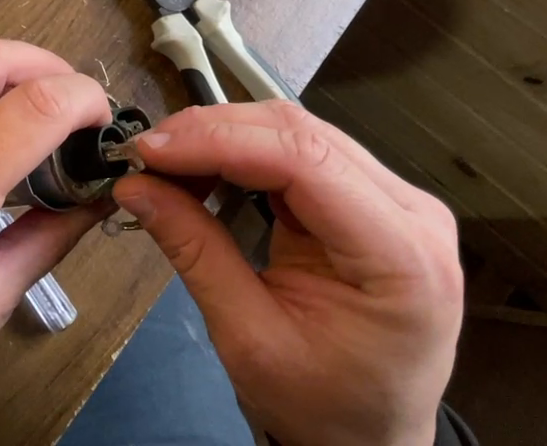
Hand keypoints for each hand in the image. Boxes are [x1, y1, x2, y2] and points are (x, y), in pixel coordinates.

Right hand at [112, 101, 462, 445]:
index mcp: (402, 257)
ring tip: (167, 159)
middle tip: (147, 153)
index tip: (150, 149)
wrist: (373, 442)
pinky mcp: (372, 196)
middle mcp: (412, 213)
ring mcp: (396, 199)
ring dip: (223, 135)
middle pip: (301, 135)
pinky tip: (203, 166)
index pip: (305, 162)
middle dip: (213, 132)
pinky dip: (241, 151)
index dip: (220, 142)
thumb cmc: (322, 406)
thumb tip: (134, 185)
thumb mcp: (249, 340)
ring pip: (297, 131)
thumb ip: (195, 252)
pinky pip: (299, 150)